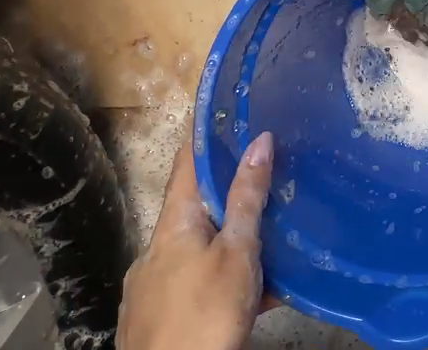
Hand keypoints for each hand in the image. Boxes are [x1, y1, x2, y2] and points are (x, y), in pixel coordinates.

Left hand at [119, 131, 274, 349]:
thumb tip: (259, 139)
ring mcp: (152, 288)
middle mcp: (155, 252)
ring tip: (275, 237)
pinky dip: (228, 276)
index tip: (222, 107)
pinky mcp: (158, 318)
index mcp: (172, 227)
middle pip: (197, 209)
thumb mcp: (238, 252)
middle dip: (233, 192)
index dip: (204, 136)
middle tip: (270, 174)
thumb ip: (248, 198)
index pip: (186, 166)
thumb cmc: (206, 312)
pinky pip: (198, 281)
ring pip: (201, 247)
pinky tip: (260, 289)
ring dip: (235, 239)